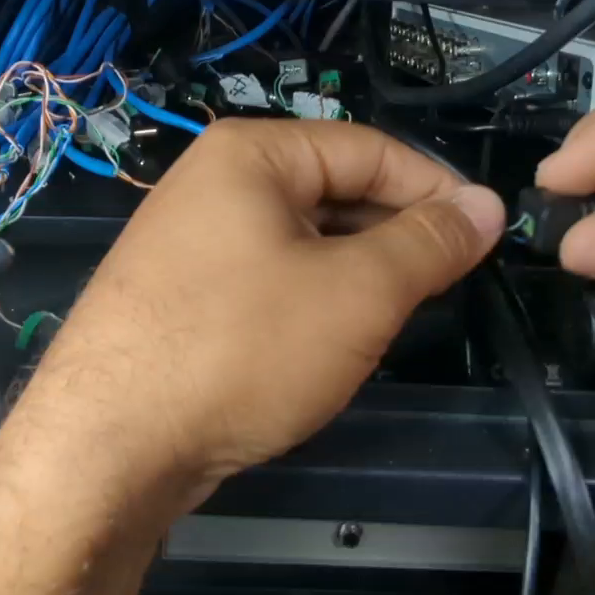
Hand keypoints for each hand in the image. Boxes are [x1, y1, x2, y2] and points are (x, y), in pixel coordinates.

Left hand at [12, 119, 505, 504]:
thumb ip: (427, 243)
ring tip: (399, 313)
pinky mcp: (182, 292)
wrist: (108, 446)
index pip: (370, 149)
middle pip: (333, 190)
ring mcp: (190, 238)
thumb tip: (485, 205)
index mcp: (251, 154)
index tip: (487, 233)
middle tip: (448, 281)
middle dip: (395, 233)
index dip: (437, 188)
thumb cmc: (241, 348)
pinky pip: (267, 276)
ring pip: (302, 239)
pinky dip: (312, 297)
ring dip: (356, 270)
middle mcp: (214, 181)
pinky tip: (333, 336)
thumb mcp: (355, 294)